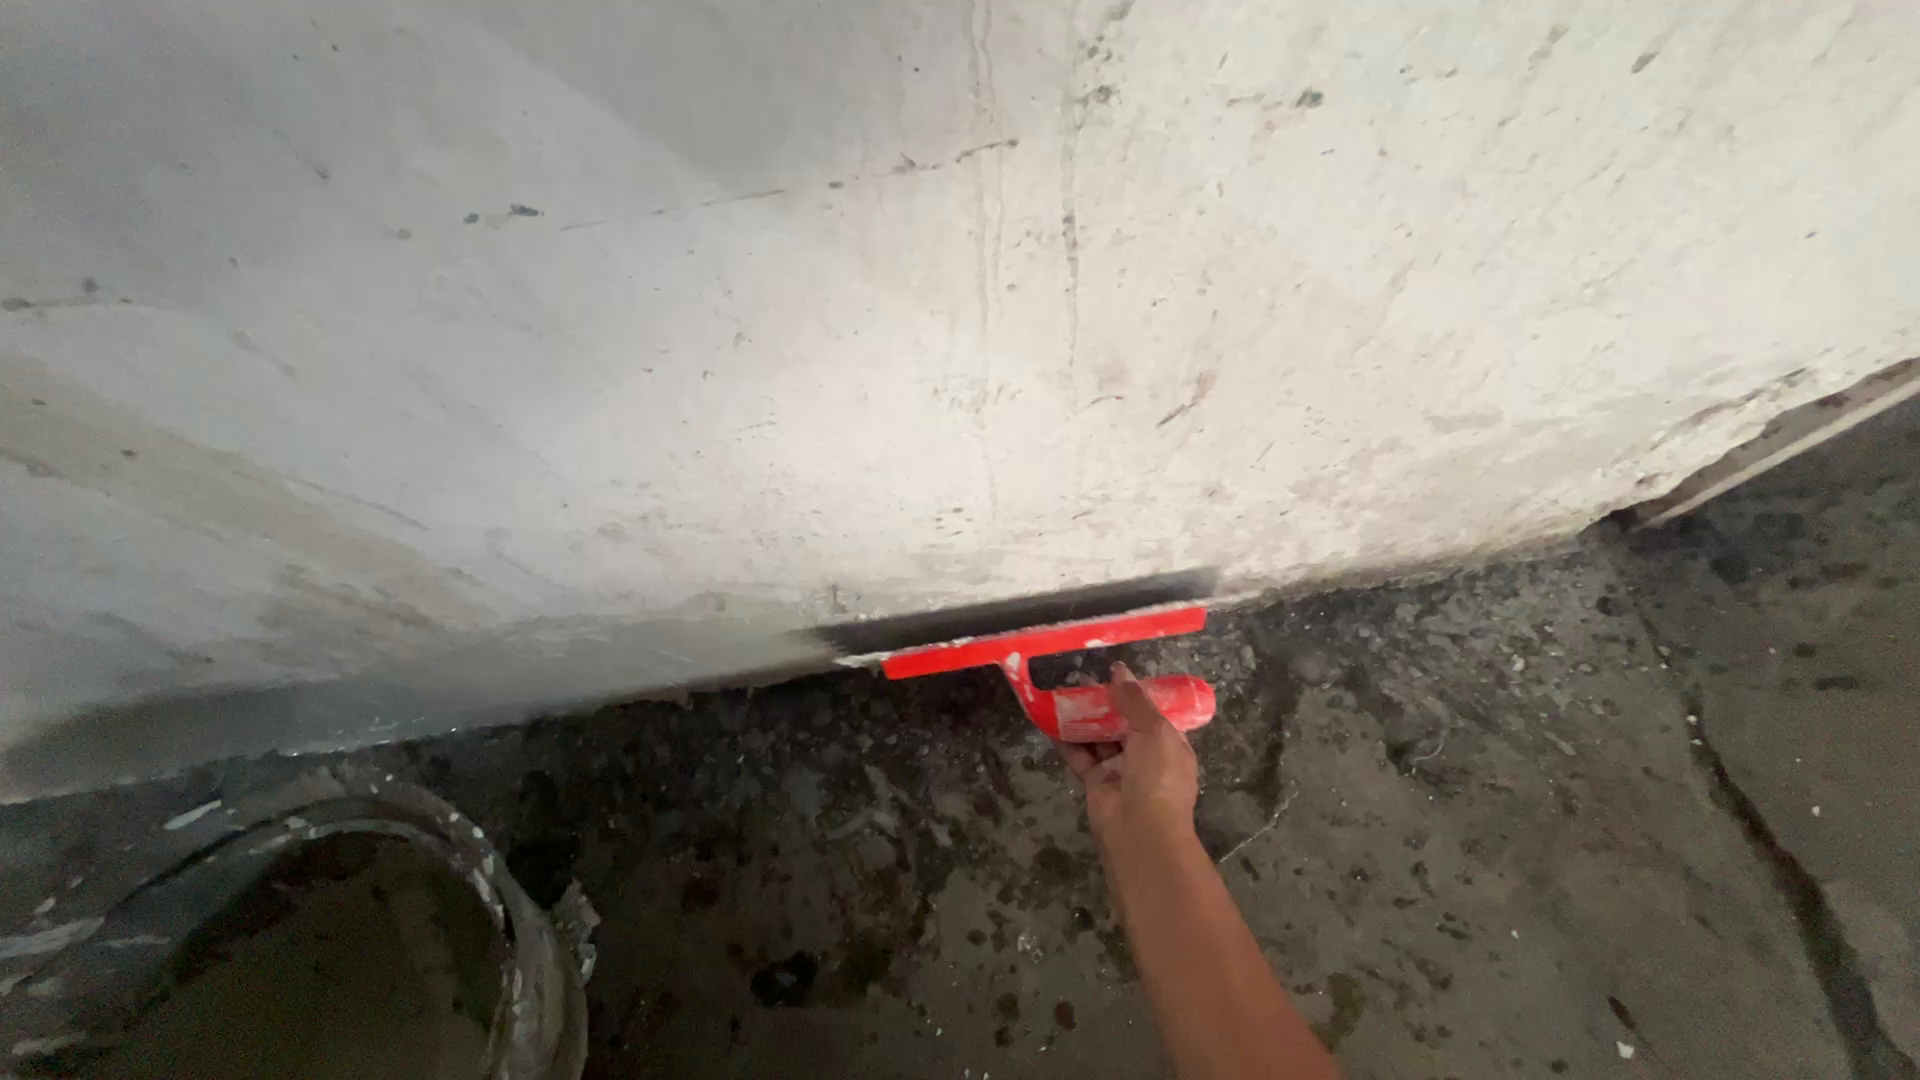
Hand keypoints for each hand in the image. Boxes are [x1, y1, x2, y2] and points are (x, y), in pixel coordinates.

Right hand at [1057, 662, 1200, 848]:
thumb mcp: (1154, 730)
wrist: (1140, 830)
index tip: (1114, 673)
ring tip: (1065, 691)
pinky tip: (1051, 719)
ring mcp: (1119, 768)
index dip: (1135, 694)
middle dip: (1105, 703)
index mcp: (1169, 744)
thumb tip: (1119, 669)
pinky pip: (1079, 754)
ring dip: (1084, 718)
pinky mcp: (1095, 780)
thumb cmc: (1158, 776)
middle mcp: (1145, 755)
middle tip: (1082, 678)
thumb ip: (1134, 700)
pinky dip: (1066, 739)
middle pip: (1122, 723)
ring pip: (1099, 737)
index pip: (1152, 714)